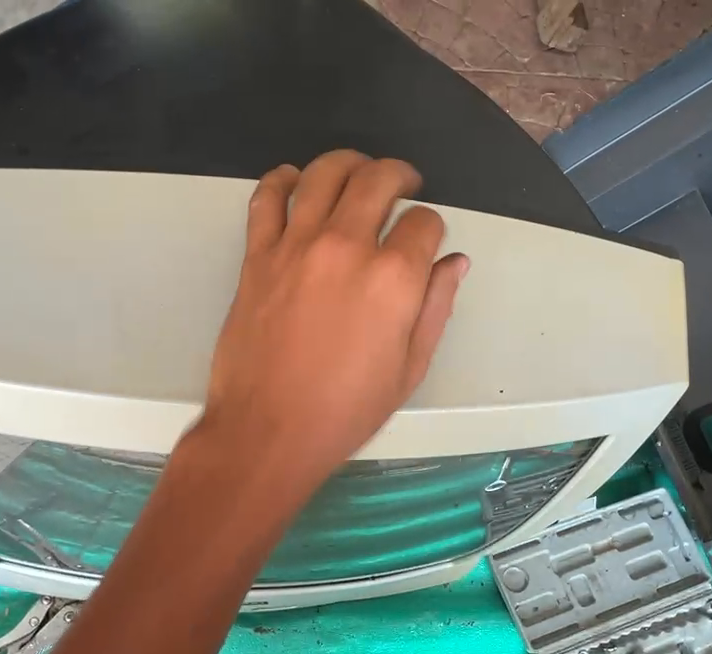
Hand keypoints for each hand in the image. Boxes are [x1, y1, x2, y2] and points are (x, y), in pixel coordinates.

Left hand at [195, 150, 468, 491]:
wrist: (269, 431)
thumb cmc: (344, 412)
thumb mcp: (408, 371)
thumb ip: (435, 309)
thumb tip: (453, 264)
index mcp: (393, 279)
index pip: (424, 223)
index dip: (431, 228)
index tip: (425, 242)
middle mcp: (347, 247)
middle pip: (378, 179)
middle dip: (400, 175)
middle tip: (404, 185)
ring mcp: (296, 247)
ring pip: (324, 173)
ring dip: (348, 163)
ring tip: (357, 173)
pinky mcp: (258, 256)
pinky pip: (268, 197)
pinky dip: (283, 179)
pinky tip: (296, 181)